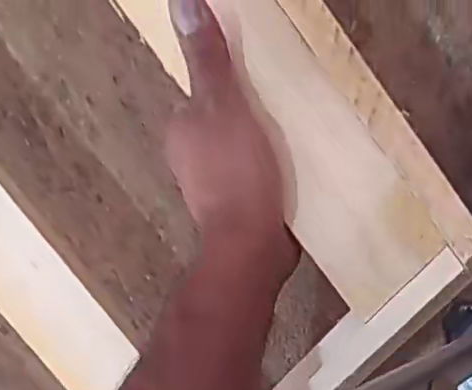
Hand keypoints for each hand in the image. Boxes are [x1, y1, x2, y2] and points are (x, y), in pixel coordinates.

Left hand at [165, 0, 298, 277]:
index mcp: (181, 134)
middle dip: (247, 127)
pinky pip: (257, 191)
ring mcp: (215, 197)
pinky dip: (270, 186)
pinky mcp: (241, 221)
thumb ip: (207, 58)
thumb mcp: (224, 105)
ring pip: (240, 163)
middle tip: (279, 120)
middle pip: (223, 131)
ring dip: (261, 158)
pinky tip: (290, 184)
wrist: (252, 248)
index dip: (230, 92)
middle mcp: (191, 166)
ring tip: (289, 151)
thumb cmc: (235, 176)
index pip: (203, 99)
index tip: (257, 92)